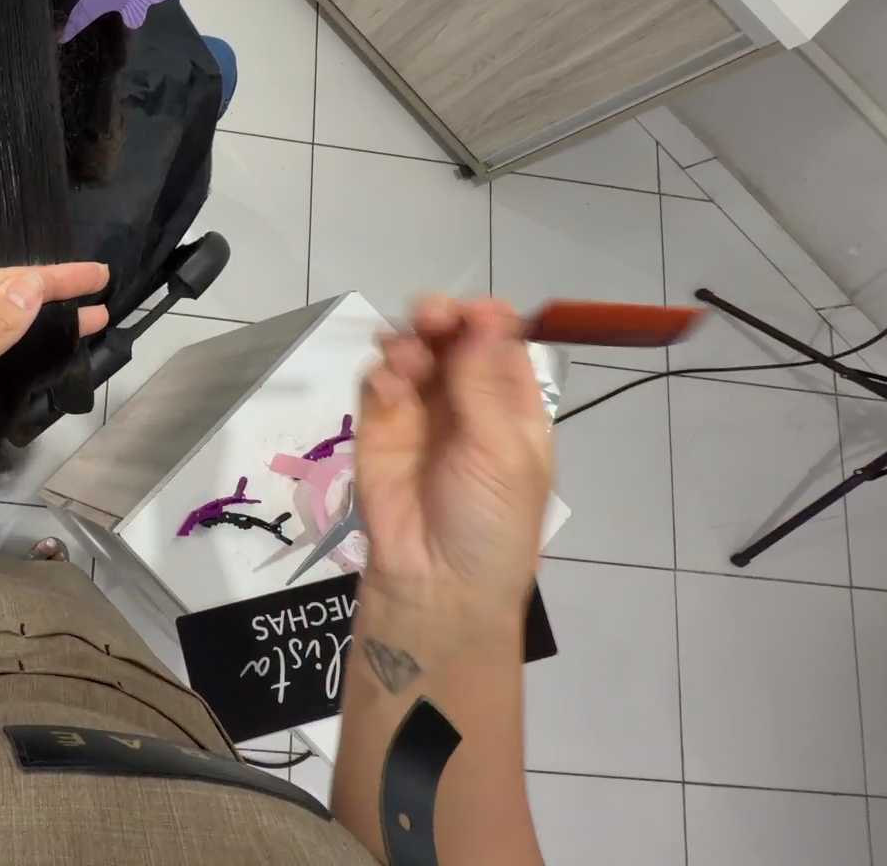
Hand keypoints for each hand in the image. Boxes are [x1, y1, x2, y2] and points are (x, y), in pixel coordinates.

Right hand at [355, 296, 553, 617]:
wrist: (434, 575)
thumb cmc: (490, 518)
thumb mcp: (503, 452)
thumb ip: (484, 383)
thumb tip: (486, 312)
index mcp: (511, 404)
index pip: (499, 342)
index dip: (484, 320)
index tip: (468, 313)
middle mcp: (464, 399)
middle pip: (449, 339)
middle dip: (439, 319)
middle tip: (427, 315)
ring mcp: (417, 410)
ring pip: (409, 353)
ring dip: (406, 343)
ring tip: (403, 357)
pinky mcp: (375, 424)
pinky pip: (375, 382)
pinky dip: (379, 374)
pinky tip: (387, 387)